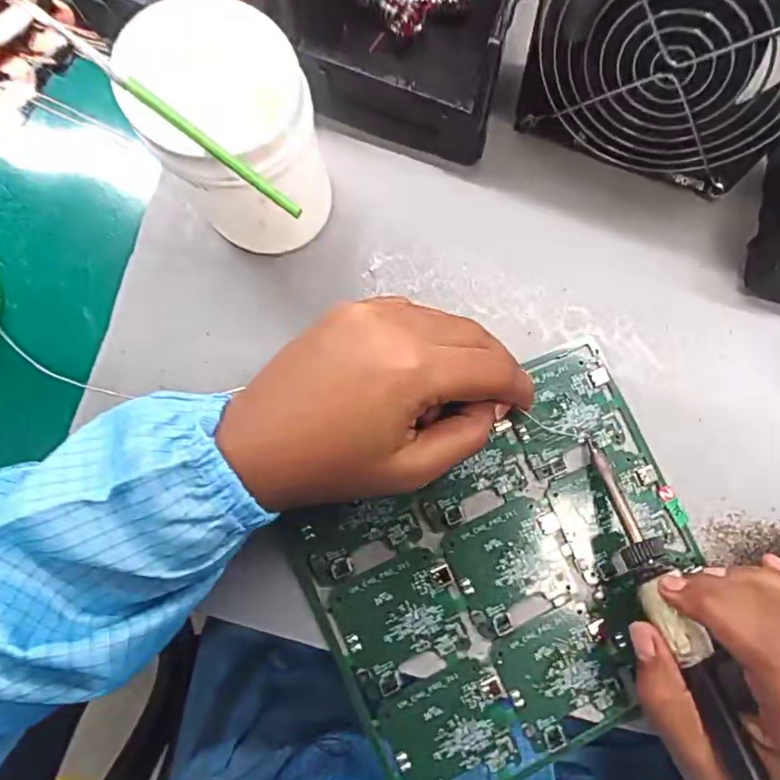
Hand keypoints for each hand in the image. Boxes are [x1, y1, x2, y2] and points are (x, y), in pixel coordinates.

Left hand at [215, 297, 534, 510]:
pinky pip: (409, 314)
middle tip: (492, 402)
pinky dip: (429, 336)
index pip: (490, 367)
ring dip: (463, 351)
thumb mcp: (409, 469)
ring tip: (452, 390)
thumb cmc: (331, 466)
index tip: (523, 407)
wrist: (255, 445)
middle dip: (495, 367)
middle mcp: (397, 325)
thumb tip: (487, 408)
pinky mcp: (349, 310)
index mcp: (414, 368)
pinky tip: (418, 366)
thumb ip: (465, 437)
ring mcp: (370, 311)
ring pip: (444, 320)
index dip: (517, 388)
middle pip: (473, 336)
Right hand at [631, 555, 779, 779]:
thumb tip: (646, 632)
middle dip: (728, 590)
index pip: (775, 646)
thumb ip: (666, 699)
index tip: (670, 589)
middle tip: (678, 585)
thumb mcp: (696, 767)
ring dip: (757, 583)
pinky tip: (760, 569)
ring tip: (708, 580)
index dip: (719, 606)